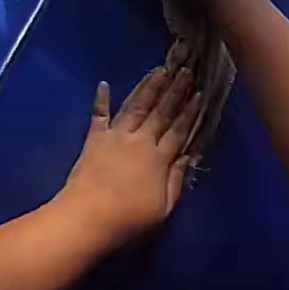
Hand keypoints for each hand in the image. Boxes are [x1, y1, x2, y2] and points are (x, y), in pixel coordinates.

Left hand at [51, 67, 204, 248]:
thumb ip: (176, 179)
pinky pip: (99, 114)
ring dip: (148, 87)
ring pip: (135, 106)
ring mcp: (115, 136)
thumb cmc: (129, 219)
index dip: (190, 112)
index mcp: (158, 159)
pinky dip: (102, 99)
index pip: (178, 131)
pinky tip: (104, 84)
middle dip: (174, 91)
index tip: (199, 93)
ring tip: (159, 70)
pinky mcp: (94, 138)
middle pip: (160, 112)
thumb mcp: (163, 208)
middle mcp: (139, 140)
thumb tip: (189, 155)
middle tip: (185, 71)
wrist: (88, 215)